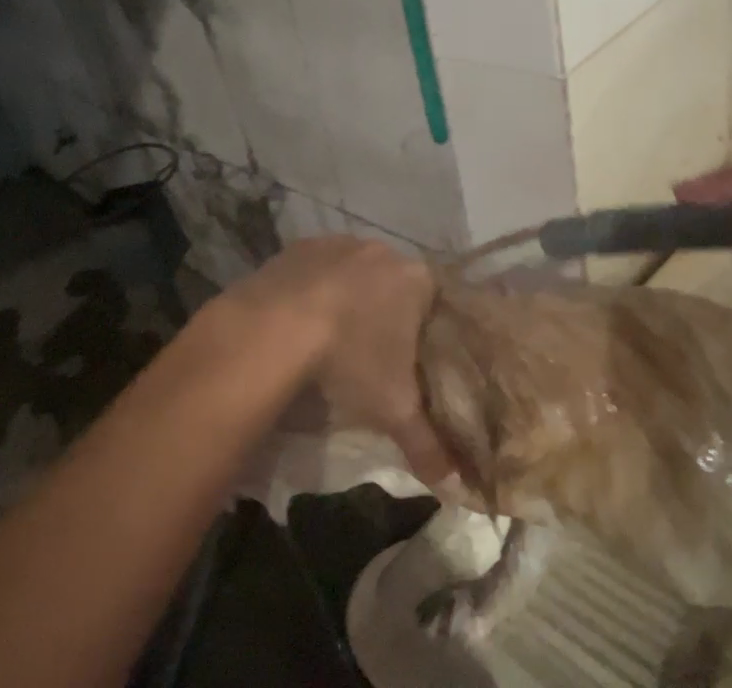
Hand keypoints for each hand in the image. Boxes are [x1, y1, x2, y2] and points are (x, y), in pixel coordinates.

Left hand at [205, 236, 452, 480]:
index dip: (425, 330)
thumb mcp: (393, 409)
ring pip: (354, 272)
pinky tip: (303, 320)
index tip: (411, 358)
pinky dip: (314, 288)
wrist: (275, 327)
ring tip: (335, 336)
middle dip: (386, 313)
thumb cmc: (350, 359)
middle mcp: (382, 251)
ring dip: (349, 297)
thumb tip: (456, 488)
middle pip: (394, 283)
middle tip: (373, 352)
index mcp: (417, 280)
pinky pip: (316, 268)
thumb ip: (428, 444)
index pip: (435, 302)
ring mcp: (338, 243)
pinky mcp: (298, 246)